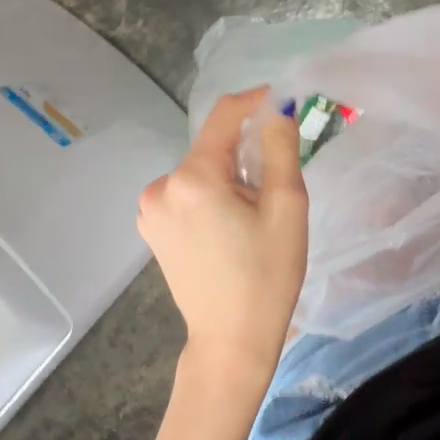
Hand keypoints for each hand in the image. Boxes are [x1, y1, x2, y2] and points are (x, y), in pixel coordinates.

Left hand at [137, 88, 308, 375]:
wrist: (232, 339)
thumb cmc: (268, 274)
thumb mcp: (287, 206)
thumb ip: (280, 148)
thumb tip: (276, 109)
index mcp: (193, 178)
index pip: (224, 116)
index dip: (256, 100)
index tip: (284, 100)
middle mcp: (161, 187)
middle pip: (214, 146)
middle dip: (247, 150)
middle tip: (280, 179)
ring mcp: (151, 210)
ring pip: (202, 170)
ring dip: (231, 174)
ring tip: (258, 211)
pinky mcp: (153, 229)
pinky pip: (190, 193)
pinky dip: (214, 194)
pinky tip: (234, 225)